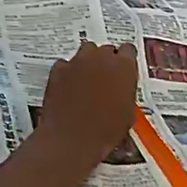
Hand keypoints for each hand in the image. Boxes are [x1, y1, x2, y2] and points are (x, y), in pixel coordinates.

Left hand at [40, 41, 138, 159]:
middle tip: (104, 79)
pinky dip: (67, 72)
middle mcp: (101, 57)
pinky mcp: (58, 68)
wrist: (72, 137)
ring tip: (86, 81)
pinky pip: (65, 64)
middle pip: (105, 49)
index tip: (123, 69)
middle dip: (105, 61)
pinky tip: (68, 87)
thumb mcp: (128, 113)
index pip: (128, 50)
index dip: (125, 60)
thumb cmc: (106, 130)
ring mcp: (77, 60)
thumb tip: (121, 90)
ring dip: (87, 62)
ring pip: (85, 52)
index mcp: (124, 66)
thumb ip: (126, 91)